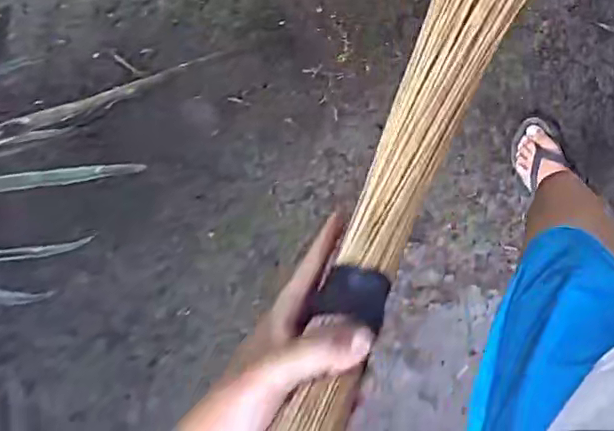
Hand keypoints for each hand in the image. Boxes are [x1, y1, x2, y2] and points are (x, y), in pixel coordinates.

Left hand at [177, 213, 373, 430]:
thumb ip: (317, 348)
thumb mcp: (272, 369)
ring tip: (370, 371)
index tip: (346, 210)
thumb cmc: (231, 403)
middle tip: (382, 298)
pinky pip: (341, 381)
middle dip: (362, 299)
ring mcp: (299, 366)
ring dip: (361, 355)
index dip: (327, 239)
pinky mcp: (304, 394)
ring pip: (344, 343)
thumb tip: (368, 334)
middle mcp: (295, 335)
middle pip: (337, 302)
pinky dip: (354, 388)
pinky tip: (358, 396)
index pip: (311, 267)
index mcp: (284, 316)